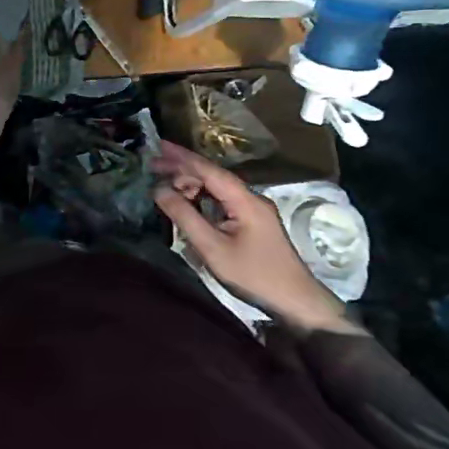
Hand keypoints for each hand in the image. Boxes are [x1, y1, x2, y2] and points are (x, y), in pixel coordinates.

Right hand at [152, 141, 357, 332]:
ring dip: (190, 184)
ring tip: (164, 189)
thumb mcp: (211, 246)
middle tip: (152, 168)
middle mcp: (252, 200)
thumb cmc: (253, 274)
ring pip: (217, 188)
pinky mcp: (252, 223)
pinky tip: (186, 203)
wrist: (297, 303)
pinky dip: (200, 197)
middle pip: (213, 176)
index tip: (157, 145)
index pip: (209, 170)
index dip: (182, 157)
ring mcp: (254, 211)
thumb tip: (158, 189)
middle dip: (182, 169)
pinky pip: (222, 200)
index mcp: (245, 201)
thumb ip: (183, 215)